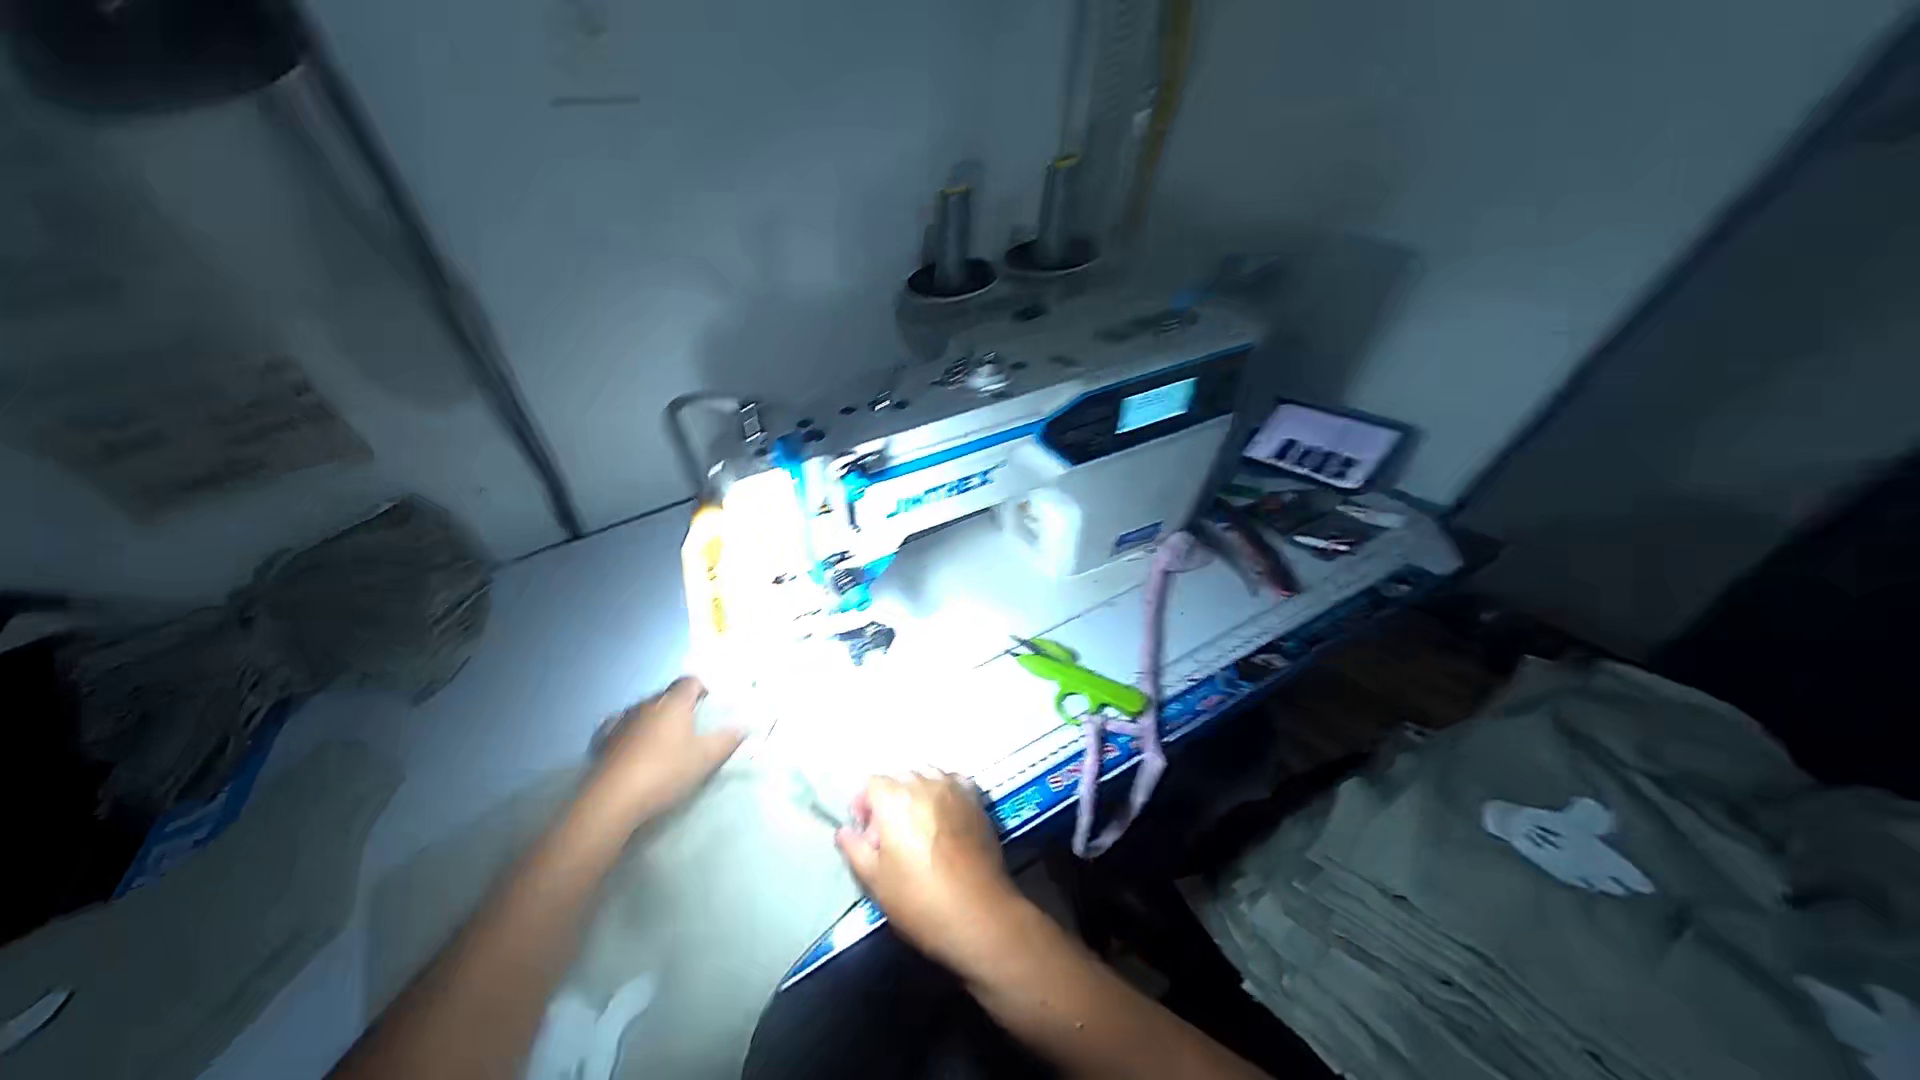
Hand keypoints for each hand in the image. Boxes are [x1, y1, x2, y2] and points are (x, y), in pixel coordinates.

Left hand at [581, 677, 743, 826]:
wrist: (613, 799)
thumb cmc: (666, 771)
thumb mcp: (705, 758)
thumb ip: (726, 739)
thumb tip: (743, 726)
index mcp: (674, 702)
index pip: (690, 681)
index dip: (702, 688)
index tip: (710, 704)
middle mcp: (647, 704)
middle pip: (667, 695)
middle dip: (680, 705)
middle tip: (692, 726)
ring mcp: (622, 720)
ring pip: (645, 710)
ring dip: (656, 719)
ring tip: (665, 740)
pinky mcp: (604, 740)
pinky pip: (624, 727)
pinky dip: (633, 732)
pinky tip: (636, 748)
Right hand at [834, 771, 1022, 971]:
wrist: (979, 915)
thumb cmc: (920, 900)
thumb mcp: (875, 880)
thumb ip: (855, 849)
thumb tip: (844, 831)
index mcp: (895, 798)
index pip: (871, 783)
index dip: (863, 806)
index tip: (866, 835)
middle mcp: (925, 783)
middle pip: (899, 778)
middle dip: (889, 800)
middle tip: (889, 836)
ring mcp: (955, 788)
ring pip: (928, 776)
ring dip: (917, 793)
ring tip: (918, 827)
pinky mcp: (977, 800)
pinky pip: (954, 783)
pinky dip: (945, 792)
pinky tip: (945, 818)